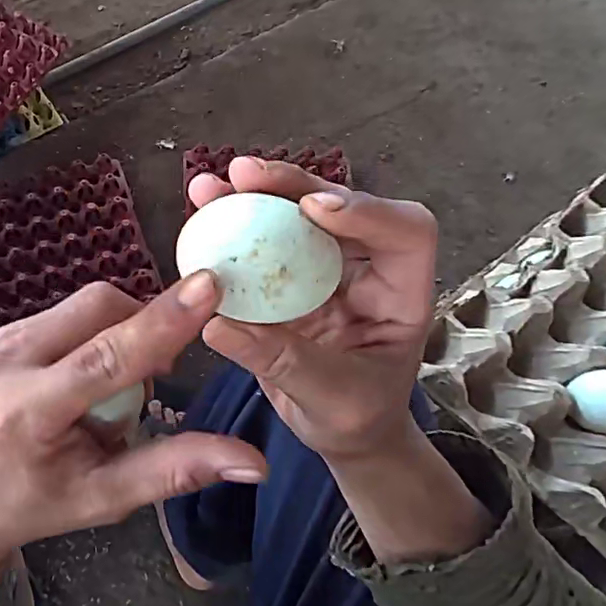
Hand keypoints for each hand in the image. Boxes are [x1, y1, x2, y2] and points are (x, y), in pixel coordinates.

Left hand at [0, 275, 266, 605]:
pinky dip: (99, 335)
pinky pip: (72, 312)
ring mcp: (3, 340)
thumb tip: (252, 463)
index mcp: (28, 410)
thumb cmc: (37, 504)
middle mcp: (9, 361)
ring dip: (122, 334)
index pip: (105, 357)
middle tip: (153, 379)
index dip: (160, 322)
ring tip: (115, 390)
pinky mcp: (6, 332)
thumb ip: (174, 470)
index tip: (208, 286)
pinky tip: (91, 377)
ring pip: (89, 304)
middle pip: (100, 309)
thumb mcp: (106, 498)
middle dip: (144, 329)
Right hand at [189, 157, 437, 464]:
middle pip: (337, 209)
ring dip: (250, 200)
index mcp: (401, 294)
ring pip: (292, 220)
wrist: (342, 432)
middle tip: (243, 173)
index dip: (365, 210)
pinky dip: (229, 233)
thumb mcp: (334, 400)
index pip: (405, 232)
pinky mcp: (285, 283)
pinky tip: (199, 218)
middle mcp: (364, 271)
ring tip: (207, 189)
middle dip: (291, 186)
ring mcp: (321, 273)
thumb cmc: (358, 419)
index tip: (313, 208)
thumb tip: (217, 324)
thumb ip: (282, 361)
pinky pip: (259, 250)